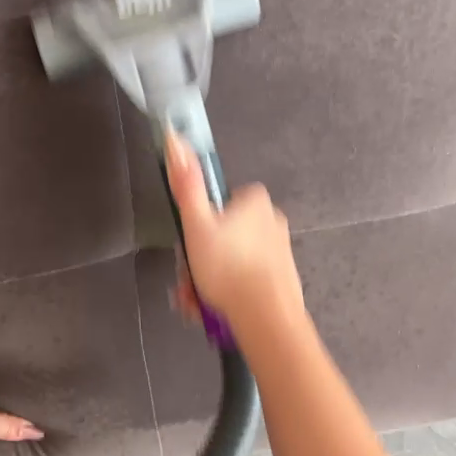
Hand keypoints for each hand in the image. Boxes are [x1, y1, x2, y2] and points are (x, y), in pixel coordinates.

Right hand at [165, 132, 305, 333]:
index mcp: (254, 201)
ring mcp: (278, 252)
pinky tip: (214, 310)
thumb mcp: (196, 224)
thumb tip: (174, 137)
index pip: (217, 204)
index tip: (187, 247)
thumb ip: (186, 184)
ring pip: (229, 262)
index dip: (197, 226)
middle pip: (221, 237)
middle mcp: (271, 221)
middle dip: (198, 262)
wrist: (266, 318)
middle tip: (188, 283)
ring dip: (206, 282)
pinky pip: (244, 280)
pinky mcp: (281, 280)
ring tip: (196, 302)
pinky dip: (226, 294)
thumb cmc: (227, 268)